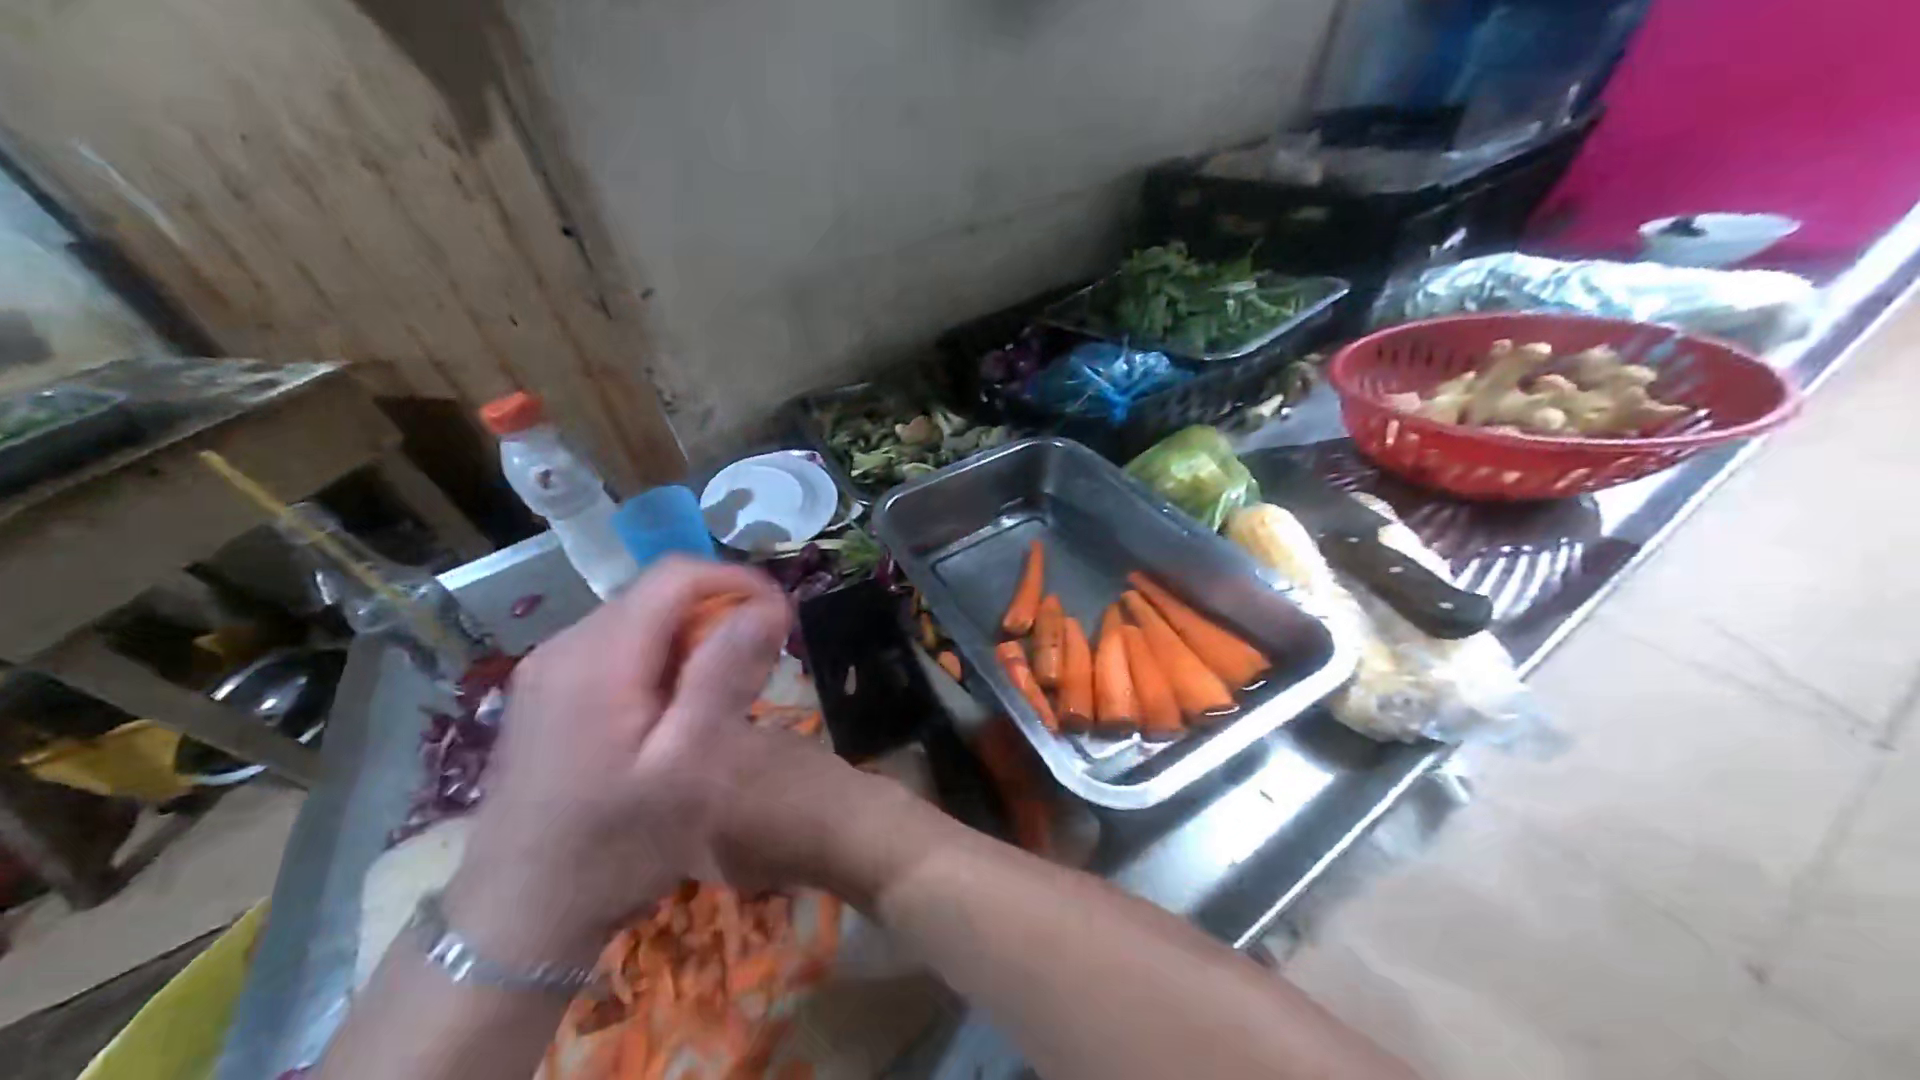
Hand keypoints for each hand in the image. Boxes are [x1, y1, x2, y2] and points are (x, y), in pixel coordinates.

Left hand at [442, 557, 857, 965]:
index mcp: (598, 657)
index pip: (676, 575)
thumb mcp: (688, 767)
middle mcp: (564, 647)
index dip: (737, 581)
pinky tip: (676, 709)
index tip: (780, 617)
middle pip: (655, 594)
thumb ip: (725, 677)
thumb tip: (769, 607)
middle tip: (759, 664)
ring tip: (724, 690)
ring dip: (692, 638)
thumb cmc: (615, 848)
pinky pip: (615, 649)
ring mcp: (546, 670)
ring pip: (638, 619)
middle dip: (718, 613)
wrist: (518, 919)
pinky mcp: (544, 694)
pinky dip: (660, 659)